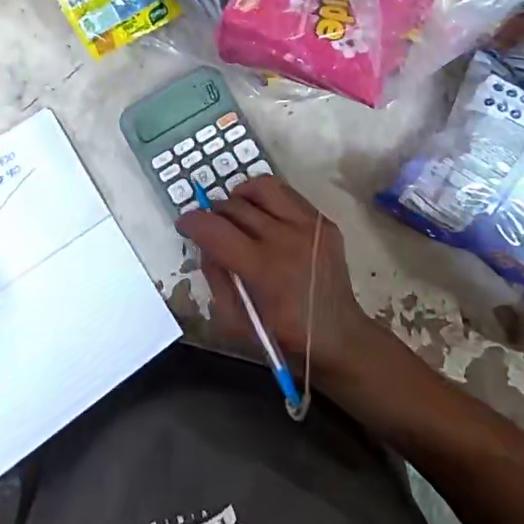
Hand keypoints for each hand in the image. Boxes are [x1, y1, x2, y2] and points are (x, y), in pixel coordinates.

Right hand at [175, 175, 377, 382]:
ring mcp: (310, 226)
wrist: (339, 336)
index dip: (192, 222)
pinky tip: (266, 219)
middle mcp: (287, 239)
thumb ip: (216, 276)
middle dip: (214, 212)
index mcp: (264, 268)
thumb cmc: (285, 335)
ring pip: (264, 187)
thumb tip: (205, 243)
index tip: (184, 224)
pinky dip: (268, 201)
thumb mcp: (236, 320)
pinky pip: (288, 195)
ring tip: (238, 212)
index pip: (216, 230)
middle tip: (211, 226)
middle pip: (236, 206)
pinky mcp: (324, 222)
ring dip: (242, 196)